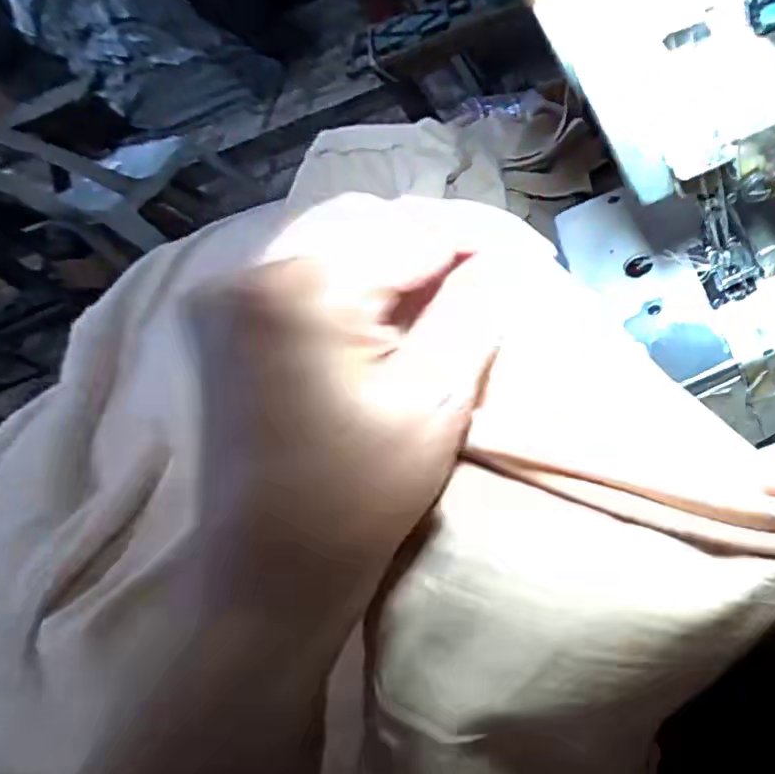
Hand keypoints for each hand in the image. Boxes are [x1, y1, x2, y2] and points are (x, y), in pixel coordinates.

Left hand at [183, 195, 500, 630]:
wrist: (274, 557)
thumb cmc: (364, 487)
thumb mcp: (438, 394)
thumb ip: (475, 310)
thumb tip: (508, 260)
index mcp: (304, 288)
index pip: (416, 229)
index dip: (488, 237)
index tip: (543, 262)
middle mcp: (251, 269)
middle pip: (374, 216)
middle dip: (450, 233)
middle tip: (510, 268)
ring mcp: (231, 292)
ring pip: (342, 231)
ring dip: (411, 245)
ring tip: (470, 277)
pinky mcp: (232, 317)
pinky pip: (316, 260)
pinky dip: (373, 265)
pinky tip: (409, 292)